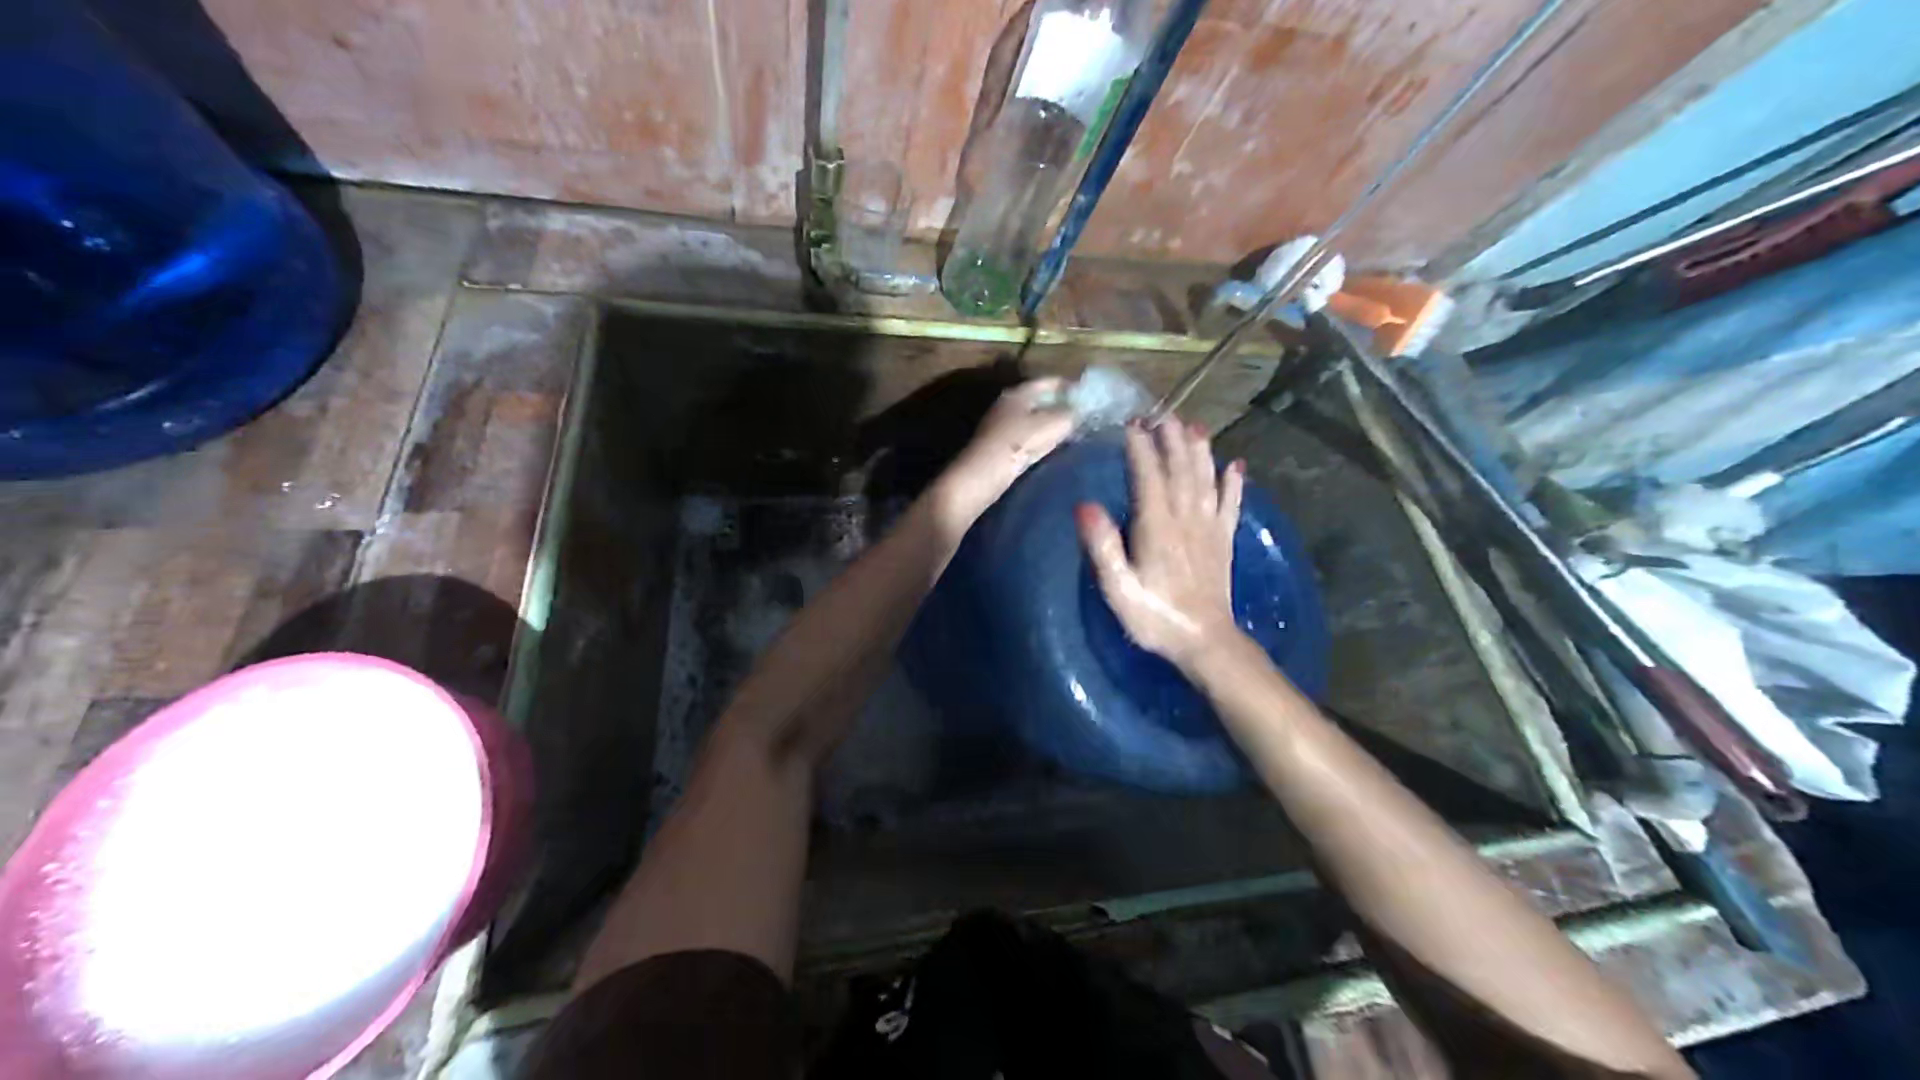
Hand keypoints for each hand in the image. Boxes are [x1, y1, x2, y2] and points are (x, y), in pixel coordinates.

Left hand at [933, 377, 1074, 531]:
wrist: (984, 473)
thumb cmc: (1019, 442)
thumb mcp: (1052, 424)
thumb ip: (1070, 413)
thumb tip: (1081, 409)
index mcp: (1019, 392)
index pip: (1048, 381)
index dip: (1069, 385)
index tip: (1088, 394)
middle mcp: (1008, 403)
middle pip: (1039, 399)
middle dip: (1061, 404)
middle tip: (1084, 412)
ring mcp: (1002, 424)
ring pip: (1033, 418)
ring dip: (1051, 422)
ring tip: (1073, 430)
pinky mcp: (1000, 444)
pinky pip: (1027, 435)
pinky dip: (1041, 437)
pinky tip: (1053, 445)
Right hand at [1078, 418, 1246, 670]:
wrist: (1205, 642)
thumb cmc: (1155, 618)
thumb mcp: (1119, 589)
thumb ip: (1103, 548)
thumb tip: (1085, 506)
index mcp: (1157, 527)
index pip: (1148, 476)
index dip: (1140, 447)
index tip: (1131, 424)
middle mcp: (1186, 519)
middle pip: (1180, 469)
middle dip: (1171, 439)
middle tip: (1162, 414)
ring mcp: (1209, 528)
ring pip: (1206, 478)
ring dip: (1200, 450)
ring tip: (1194, 426)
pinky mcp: (1224, 541)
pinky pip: (1231, 504)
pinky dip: (1234, 483)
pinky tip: (1236, 466)